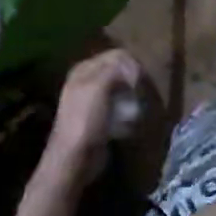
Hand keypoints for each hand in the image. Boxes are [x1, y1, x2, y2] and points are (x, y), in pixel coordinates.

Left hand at [40, 49, 143, 188]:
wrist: (74, 159)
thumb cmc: (85, 119)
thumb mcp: (98, 86)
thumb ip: (115, 68)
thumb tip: (133, 66)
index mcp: (84, 69)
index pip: (116, 56)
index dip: (131, 65)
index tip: (139, 82)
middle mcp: (88, 81)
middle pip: (120, 72)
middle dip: (133, 83)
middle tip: (141, 96)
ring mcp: (94, 101)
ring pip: (122, 91)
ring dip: (132, 100)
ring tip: (135, 112)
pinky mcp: (101, 118)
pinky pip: (120, 109)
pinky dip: (127, 115)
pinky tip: (128, 124)